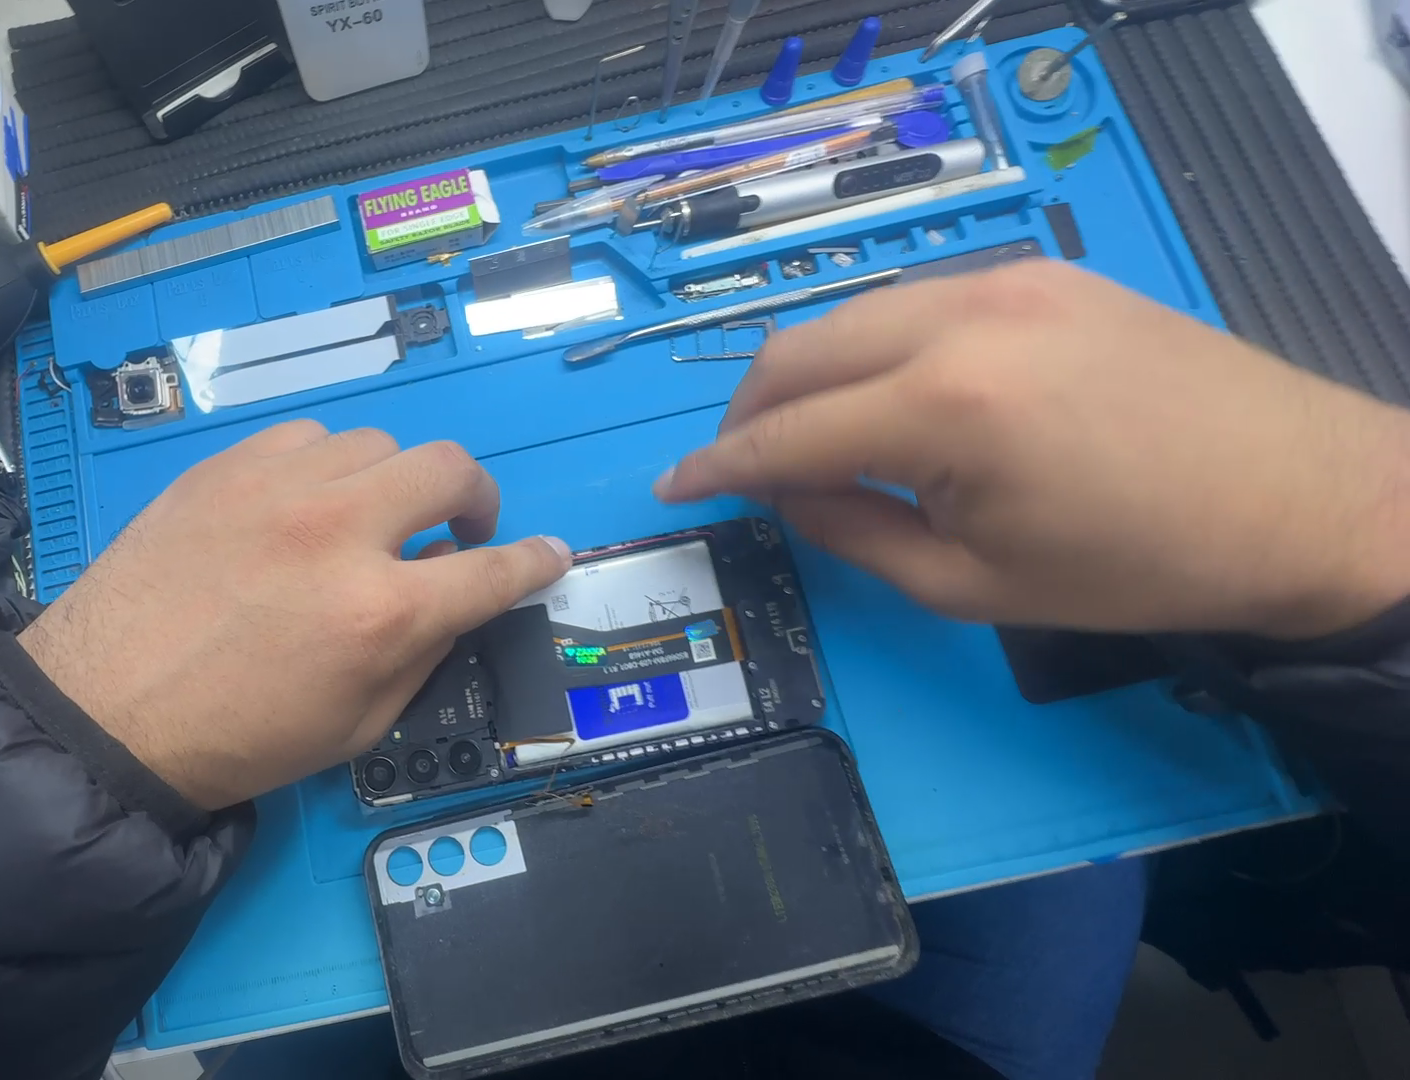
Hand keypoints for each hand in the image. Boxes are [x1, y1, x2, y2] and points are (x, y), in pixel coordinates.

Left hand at [19, 421, 570, 809]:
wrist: (108, 710)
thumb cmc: (243, 737)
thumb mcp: (360, 722)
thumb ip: (427, 647)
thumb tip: (455, 581)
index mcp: (381, 612)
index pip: (493, 572)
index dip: (535, 562)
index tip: (549, 554)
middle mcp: (340, 531)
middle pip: (450, 468)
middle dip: (479, 497)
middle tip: (463, 526)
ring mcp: (280, 488)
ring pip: (378, 443)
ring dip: (393, 483)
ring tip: (368, 519)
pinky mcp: (226, 467)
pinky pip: (308, 438)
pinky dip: (327, 467)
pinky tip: (305, 501)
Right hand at [655, 260, 1409, 638]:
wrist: (1314, 500)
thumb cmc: (1130, 567)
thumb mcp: (960, 582)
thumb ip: (844, 529)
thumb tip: (780, 491)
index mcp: (944, 407)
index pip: (785, 434)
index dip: (716, 466)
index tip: (671, 487)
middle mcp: (959, 318)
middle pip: (794, 353)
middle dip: (745, 416)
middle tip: (739, 470)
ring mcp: (1000, 281)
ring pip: (840, 319)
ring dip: (797, 381)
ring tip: (804, 439)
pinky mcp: (1033, 273)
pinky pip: (901, 306)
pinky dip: (859, 354)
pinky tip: (876, 399)